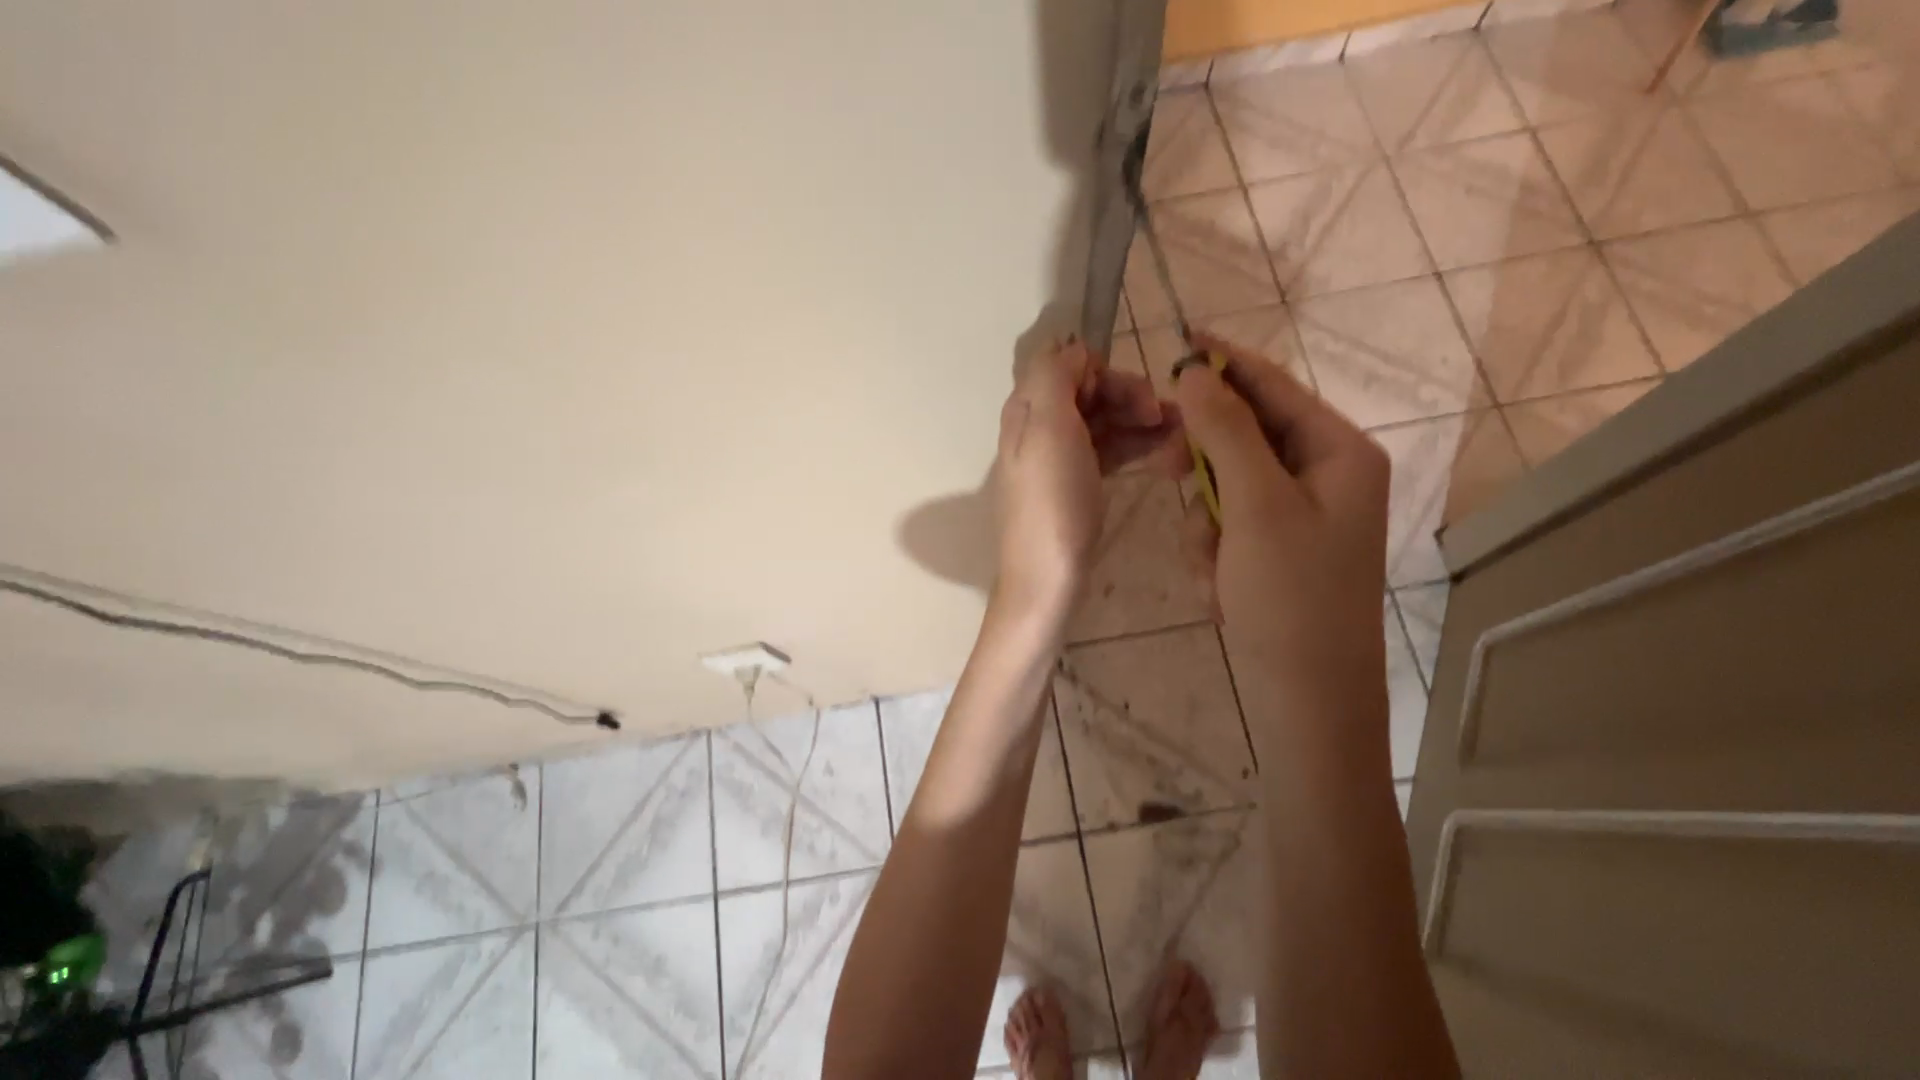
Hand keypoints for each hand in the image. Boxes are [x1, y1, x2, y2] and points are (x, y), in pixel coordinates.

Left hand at [992, 337, 1171, 620]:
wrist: (1048, 576)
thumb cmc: (1053, 500)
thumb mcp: (1049, 427)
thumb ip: (1055, 375)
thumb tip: (1074, 349)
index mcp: (1028, 408)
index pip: (1067, 364)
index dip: (1104, 374)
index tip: (1135, 399)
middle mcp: (1040, 426)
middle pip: (1091, 392)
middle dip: (1132, 397)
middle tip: (1170, 418)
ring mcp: (1060, 457)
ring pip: (1106, 421)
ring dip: (1145, 422)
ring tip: (1186, 438)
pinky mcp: (1078, 484)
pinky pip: (1111, 451)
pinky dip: (1139, 447)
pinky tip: (1173, 455)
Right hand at [1169, 334, 1391, 716]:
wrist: (1310, 698)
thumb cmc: (1291, 596)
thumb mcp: (1255, 505)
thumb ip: (1225, 431)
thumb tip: (1195, 370)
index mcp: (1341, 452)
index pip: (1274, 387)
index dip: (1224, 364)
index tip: (1175, 342)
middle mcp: (1328, 476)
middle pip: (1248, 436)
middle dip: (1207, 463)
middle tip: (1168, 472)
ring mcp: (1305, 517)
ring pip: (1230, 485)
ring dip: (1208, 520)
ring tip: (1214, 564)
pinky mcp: (1282, 552)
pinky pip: (1233, 525)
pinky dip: (1217, 551)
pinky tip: (1221, 587)